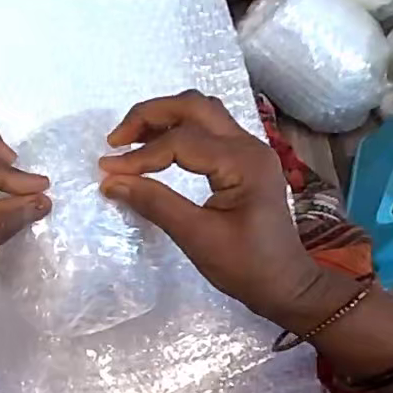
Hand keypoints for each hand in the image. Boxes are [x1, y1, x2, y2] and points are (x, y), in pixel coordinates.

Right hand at [99, 91, 344, 326]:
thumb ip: (155, 204)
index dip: (140, 155)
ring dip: (164, 119)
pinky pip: (208, 132)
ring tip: (132, 141)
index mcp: (243, 162)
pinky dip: (179, 132)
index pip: (181, 142)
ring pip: (202, 113)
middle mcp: (249, 146)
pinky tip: (157, 150)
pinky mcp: (245, 163)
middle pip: (194, 107)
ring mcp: (250, 151)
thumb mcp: (197, 237)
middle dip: (150, 116)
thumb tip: (111, 181)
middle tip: (116, 140)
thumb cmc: (246, 267)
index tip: (107, 171)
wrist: (285, 285)